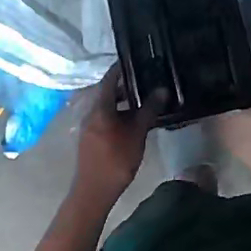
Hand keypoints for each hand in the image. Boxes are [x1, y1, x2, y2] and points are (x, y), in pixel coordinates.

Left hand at [72, 67, 165, 206]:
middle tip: (146, 79)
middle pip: (107, 92)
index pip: (109, 79)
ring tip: (144, 100)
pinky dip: (119, 113)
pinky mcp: (90, 138)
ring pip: (107, 106)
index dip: (121, 68)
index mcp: (100, 108)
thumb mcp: (137, 134)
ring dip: (123, 101)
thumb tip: (162, 90)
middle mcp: (90, 113)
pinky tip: (134, 121)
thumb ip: (149, 110)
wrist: (93, 192)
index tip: (135, 59)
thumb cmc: (116, 160)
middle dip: (126, 85)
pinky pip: (105, 117)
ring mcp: (88, 126)